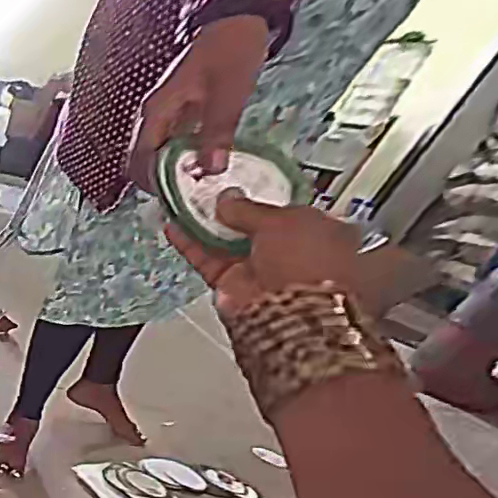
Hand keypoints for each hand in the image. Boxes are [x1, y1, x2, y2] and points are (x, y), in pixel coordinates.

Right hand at [128, 14, 270, 189]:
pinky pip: (169, 144)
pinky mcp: (176, 113)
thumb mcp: (228, 93)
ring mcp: (162, 114)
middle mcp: (152, 116)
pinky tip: (200, 164)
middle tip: (185, 194)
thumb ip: (217, 132)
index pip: (140, 159)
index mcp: (156, 112)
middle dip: (158, 181)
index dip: (153, 182)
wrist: (238, 15)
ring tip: (193, 183)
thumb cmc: (231, 50)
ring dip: (168, 172)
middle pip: (141, 161)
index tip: (176, 195)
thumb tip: (210, 171)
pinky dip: (179, 159)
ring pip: (154, 155)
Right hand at [163, 192, 364, 313]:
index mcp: (322, 233)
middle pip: (253, 228)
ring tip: (187, 205)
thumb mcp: (283, 219)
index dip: (268, 198)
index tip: (245, 186)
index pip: (291, 211)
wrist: (289, 311)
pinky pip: (208, 261)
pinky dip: (190, 245)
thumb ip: (249, 208)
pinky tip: (175, 228)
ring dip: (206, 225)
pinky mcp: (232, 286)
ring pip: (227, 243)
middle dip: (232, 212)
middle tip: (211, 193)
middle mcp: (290, 254)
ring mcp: (259, 271)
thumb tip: (227, 198)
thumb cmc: (308, 261)